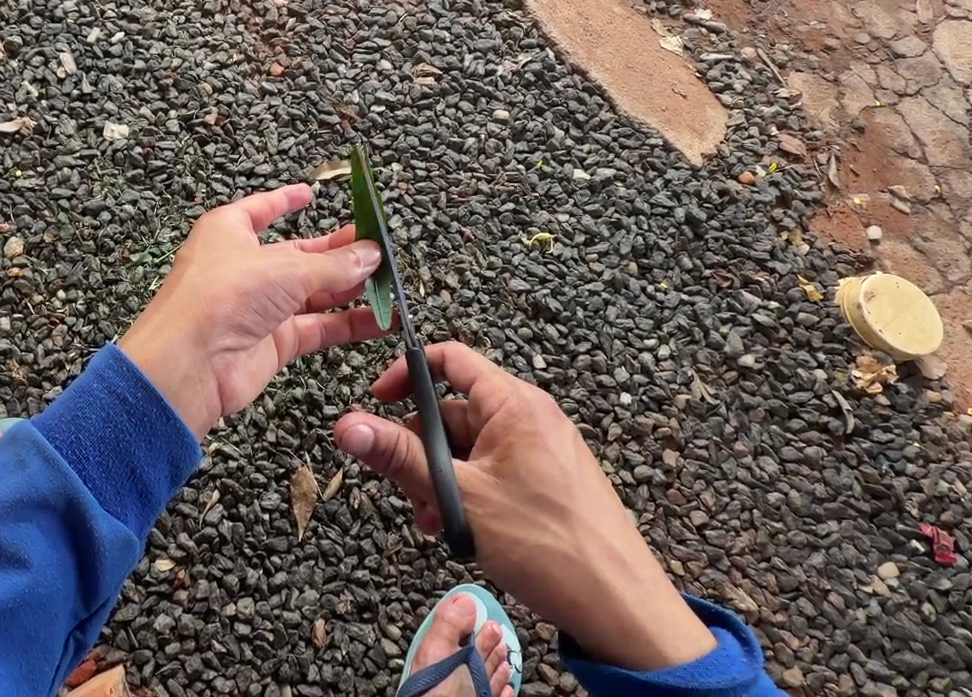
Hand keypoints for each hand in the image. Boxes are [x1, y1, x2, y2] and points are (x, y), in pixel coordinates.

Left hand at [119, 183, 385, 437]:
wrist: (190, 363)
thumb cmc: (220, 297)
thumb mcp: (284, 267)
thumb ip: (332, 264)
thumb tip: (369, 254)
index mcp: (229, 231)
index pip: (261, 209)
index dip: (285, 200)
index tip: (310, 193)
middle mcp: (243, 266)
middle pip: (297, 254)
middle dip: (336, 252)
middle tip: (375, 248)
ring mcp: (258, 306)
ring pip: (311, 292)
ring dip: (349, 288)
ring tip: (389, 283)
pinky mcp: (272, 341)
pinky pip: (317, 327)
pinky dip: (348, 324)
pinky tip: (381, 320)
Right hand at [332, 342, 717, 671]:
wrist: (625, 614)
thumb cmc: (546, 545)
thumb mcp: (459, 497)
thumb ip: (399, 457)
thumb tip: (346, 426)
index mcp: (514, 404)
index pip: (450, 358)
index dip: (407, 372)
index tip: (376, 402)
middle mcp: (529, 417)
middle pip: (452, 409)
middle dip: (420, 447)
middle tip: (405, 487)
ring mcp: (540, 449)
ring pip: (468, 446)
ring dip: (440, 477)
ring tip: (432, 520)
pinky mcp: (547, 480)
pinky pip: (491, 469)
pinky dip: (466, 491)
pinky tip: (458, 529)